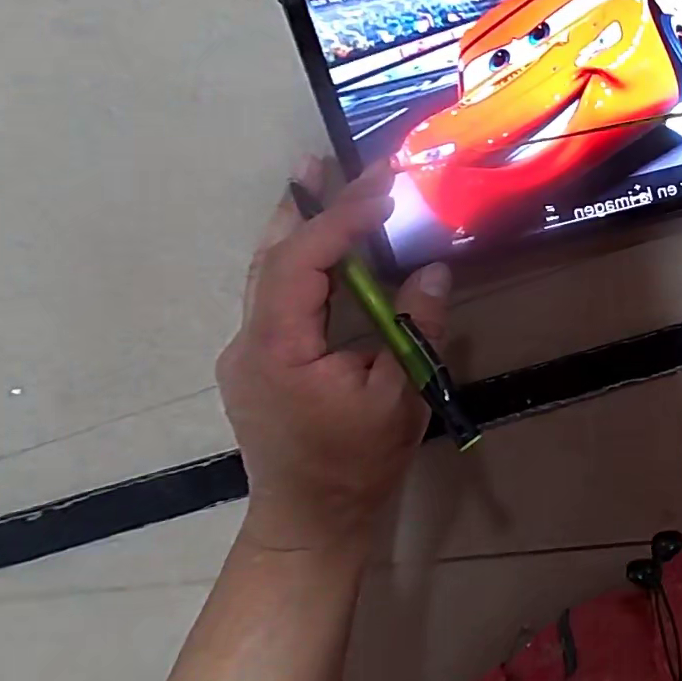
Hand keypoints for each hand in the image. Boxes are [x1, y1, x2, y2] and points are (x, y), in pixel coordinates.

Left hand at [215, 156, 450, 550]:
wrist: (310, 520)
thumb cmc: (358, 462)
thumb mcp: (402, 394)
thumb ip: (416, 326)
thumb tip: (433, 268)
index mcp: (280, 349)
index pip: (302, 264)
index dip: (341, 220)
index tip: (382, 191)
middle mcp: (249, 341)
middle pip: (270, 256)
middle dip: (303, 204)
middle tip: (322, 160)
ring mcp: (248, 350)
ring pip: (265, 272)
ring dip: (293, 224)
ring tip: (311, 179)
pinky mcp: (260, 359)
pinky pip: (274, 293)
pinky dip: (299, 257)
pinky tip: (320, 244)